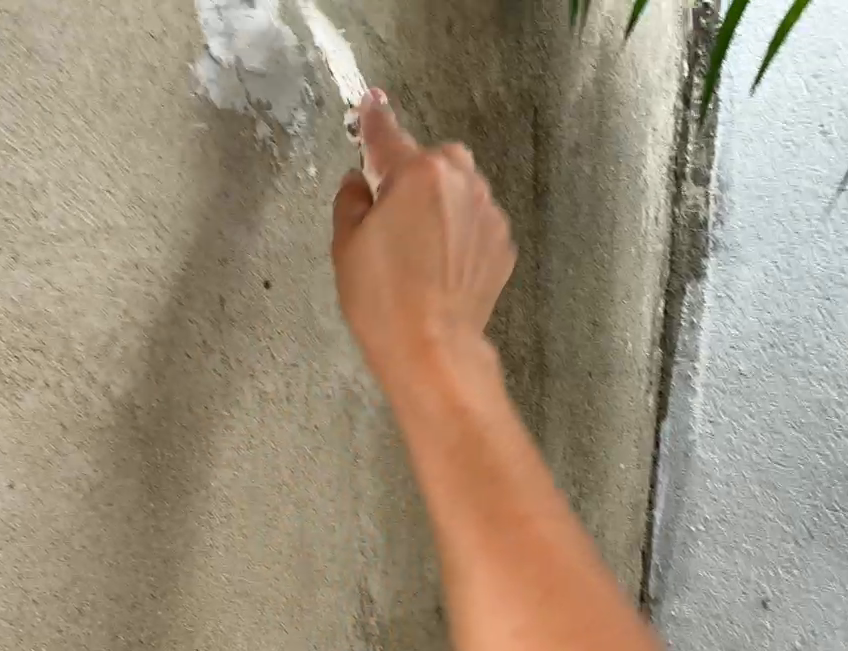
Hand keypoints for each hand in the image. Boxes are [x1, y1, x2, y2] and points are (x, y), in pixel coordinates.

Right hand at [331, 91, 515, 386]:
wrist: (432, 347)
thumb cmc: (381, 299)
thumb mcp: (345, 248)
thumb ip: (350, 201)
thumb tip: (360, 182)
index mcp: (416, 174)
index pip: (387, 135)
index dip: (373, 121)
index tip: (368, 105)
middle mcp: (460, 180)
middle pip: (431, 162)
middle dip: (411, 180)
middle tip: (387, 224)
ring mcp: (488, 211)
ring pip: (456, 192)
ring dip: (436, 209)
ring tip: (415, 258)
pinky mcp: (502, 242)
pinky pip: (473, 224)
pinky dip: (457, 236)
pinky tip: (438, 271)